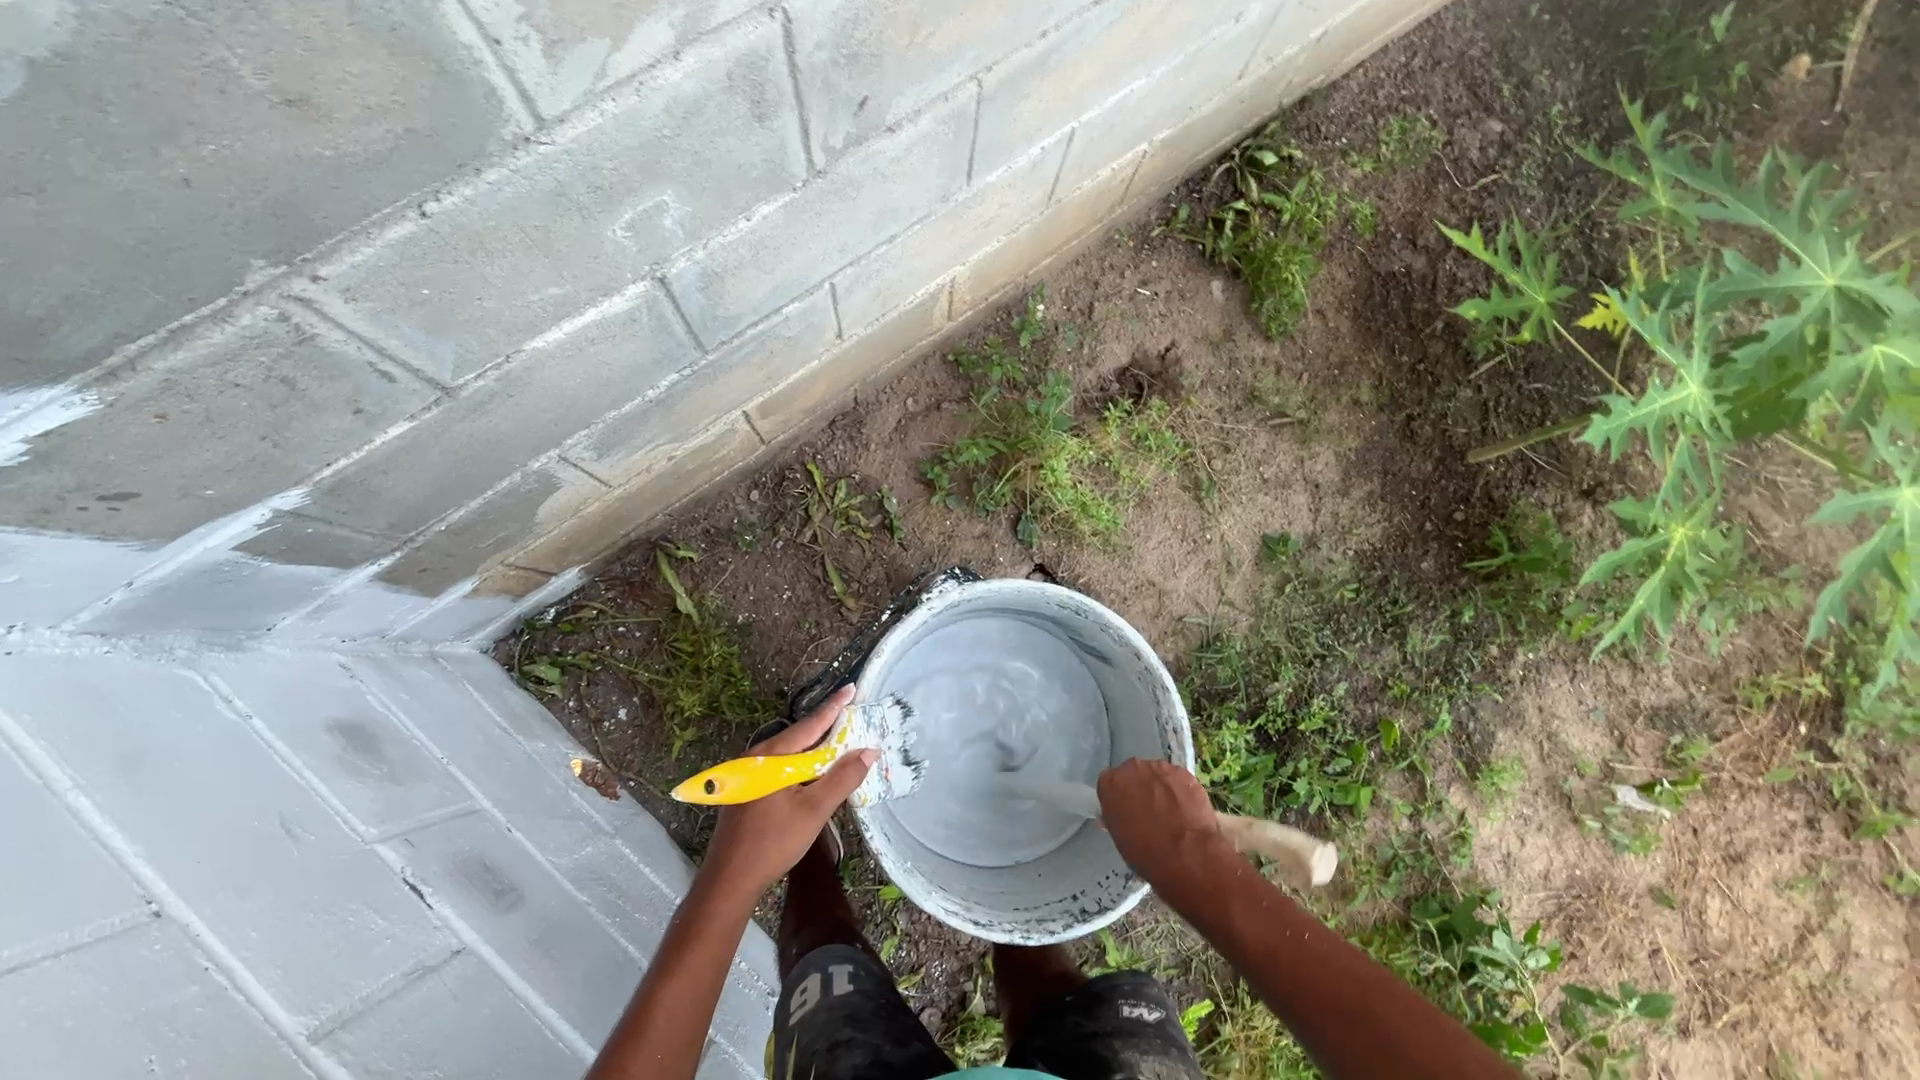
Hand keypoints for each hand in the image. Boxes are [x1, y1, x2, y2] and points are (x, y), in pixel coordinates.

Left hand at [702, 684, 873, 896]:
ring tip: (838, 741)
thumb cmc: (773, 843)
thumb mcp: (814, 811)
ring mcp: (748, 775)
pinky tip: (813, 773)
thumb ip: (842, 779)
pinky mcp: (747, 792)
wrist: (729, 879)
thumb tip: (868, 751)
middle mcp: (756, 758)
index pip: (810, 725)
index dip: (833, 707)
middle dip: (826, 726)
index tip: (851, 687)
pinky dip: (802, 765)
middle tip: (851, 714)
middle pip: (799, 736)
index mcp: (771, 756)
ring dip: (814, 748)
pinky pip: (780, 767)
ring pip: (789, 754)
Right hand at [1096, 758, 1226, 884]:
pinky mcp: (1184, 773)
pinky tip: (1186, 811)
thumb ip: (1116, 816)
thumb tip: (1122, 814)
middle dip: (1140, 789)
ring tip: (1171, 812)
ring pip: (1157, 775)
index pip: (1109, 784)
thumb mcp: (1119, 836)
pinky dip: (1180, 792)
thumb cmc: (1145, 851)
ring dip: (1161, 788)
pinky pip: (1178, 780)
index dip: (1118, 798)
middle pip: (1134, 774)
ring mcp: (1160, 768)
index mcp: (1111, 783)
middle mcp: (1133, 768)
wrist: (1185, 852)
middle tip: (1149, 811)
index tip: (1125, 811)